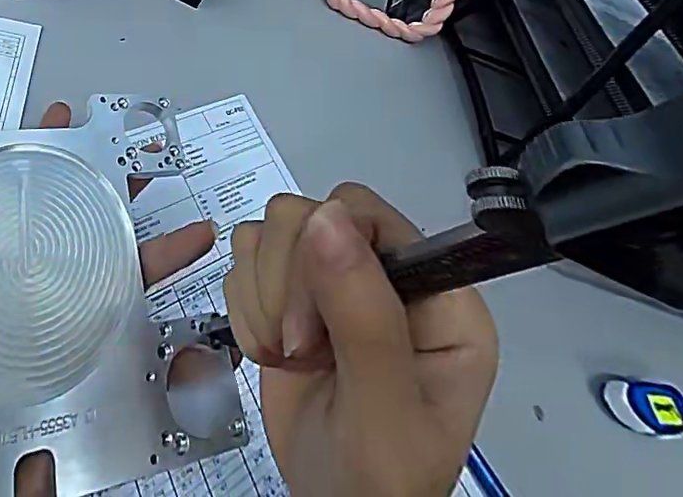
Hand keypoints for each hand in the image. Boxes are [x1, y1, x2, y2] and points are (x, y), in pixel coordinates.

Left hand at [0, 101, 216, 496]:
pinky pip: (127, 348)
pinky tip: (181, 307)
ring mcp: (56, 341)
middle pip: (77, 234)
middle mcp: (27, 301)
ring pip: (114, 283)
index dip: (39, 162)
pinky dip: (161, 321)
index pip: (17, 207)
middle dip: (110, 191)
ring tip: (188, 228)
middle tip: (138, 158)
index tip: (61, 122)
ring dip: (155, 251)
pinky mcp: (79, 385)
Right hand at [225, 184, 498, 496]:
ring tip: (289, 354)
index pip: (364, 213)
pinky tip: (273, 348)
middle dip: (288, 287)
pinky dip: (246, 306)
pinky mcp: (292, 284)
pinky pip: (247, 252)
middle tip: (299, 349)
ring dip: (264, 298)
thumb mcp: (386, 413)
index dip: (324, 259)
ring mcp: (335, 273)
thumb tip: (328, 217)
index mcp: (435, 288)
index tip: (309, 332)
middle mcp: (386, 268)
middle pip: (309, 213)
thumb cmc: (379, 482)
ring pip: (273, 228)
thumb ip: (365, 317)